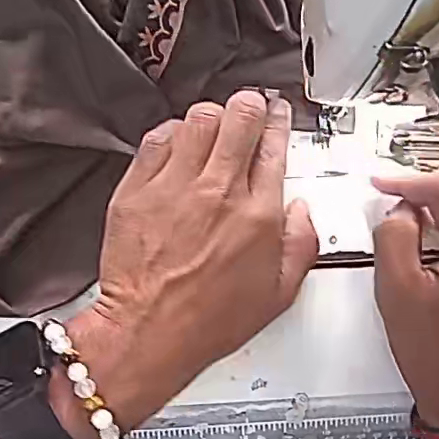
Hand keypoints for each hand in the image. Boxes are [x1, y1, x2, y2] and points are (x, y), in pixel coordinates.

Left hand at [52, 90, 317, 438]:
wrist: (148, 332)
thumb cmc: (206, 320)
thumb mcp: (278, 293)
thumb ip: (301, 244)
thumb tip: (301, 212)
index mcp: (258, 215)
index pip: (273, 146)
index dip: (277, 122)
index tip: (275, 117)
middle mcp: (219, 193)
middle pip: (240, 118)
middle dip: (248, 106)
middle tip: (248, 110)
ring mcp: (175, 188)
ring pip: (199, 119)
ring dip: (211, 116)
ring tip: (213, 127)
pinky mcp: (137, 191)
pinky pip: (157, 140)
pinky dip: (171, 134)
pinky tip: (177, 145)